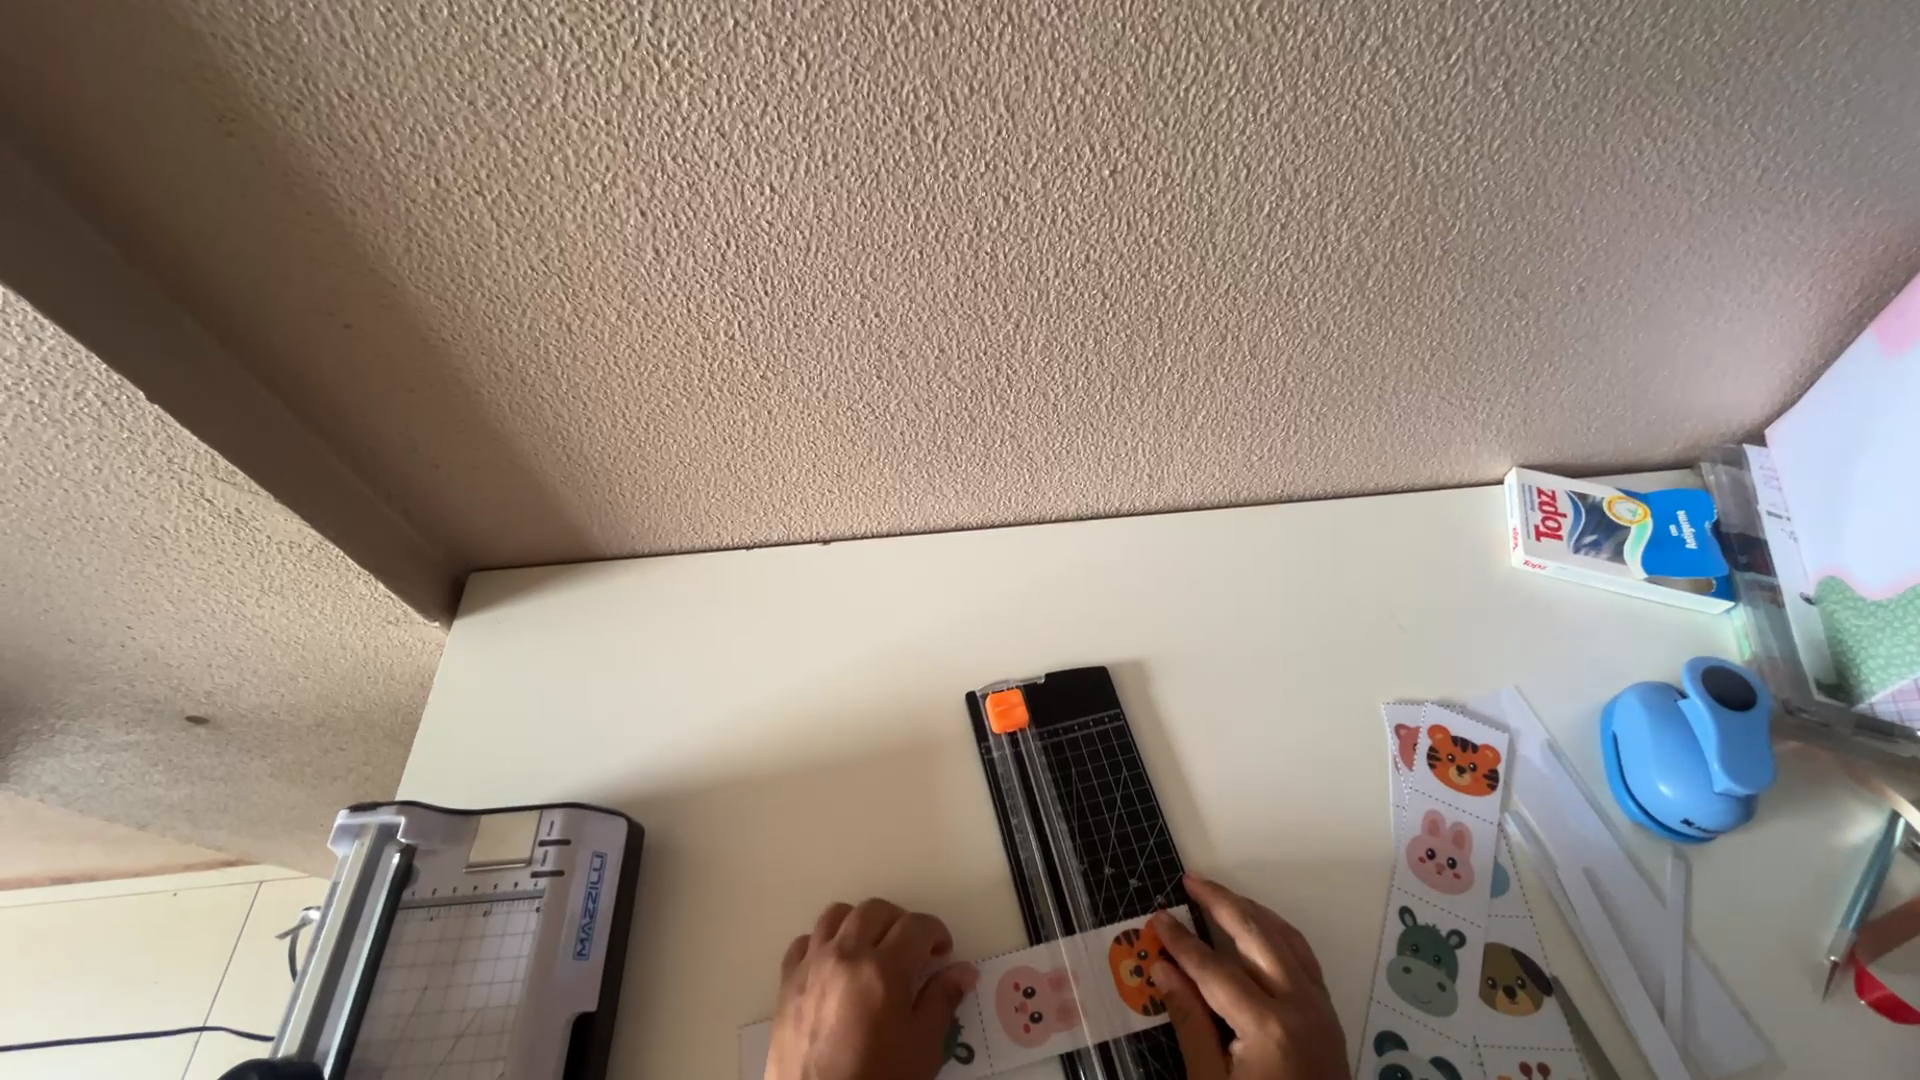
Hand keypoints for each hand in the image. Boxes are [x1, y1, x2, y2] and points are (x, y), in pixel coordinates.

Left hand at [766, 898, 978, 1079]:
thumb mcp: (922, 1049)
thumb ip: (942, 1001)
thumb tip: (964, 971)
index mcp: (883, 969)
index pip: (916, 926)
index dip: (936, 932)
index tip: (942, 952)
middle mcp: (845, 954)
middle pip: (875, 910)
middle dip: (900, 922)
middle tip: (912, 950)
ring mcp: (812, 965)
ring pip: (836, 915)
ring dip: (860, 923)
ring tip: (872, 948)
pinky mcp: (787, 982)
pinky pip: (804, 942)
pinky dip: (822, 943)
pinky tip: (835, 966)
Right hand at [1150, 873, 1347, 1079]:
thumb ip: (1189, 1023)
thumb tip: (1163, 967)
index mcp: (1268, 1028)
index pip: (1213, 968)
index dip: (1181, 941)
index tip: (1157, 918)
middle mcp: (1301, 1009)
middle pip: (1257, 936)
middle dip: (1221, 903)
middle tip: (1190, 880)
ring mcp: (1321, 1013)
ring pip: (1287, 941)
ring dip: (1252, 912)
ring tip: (1220, 894)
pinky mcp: (1330, 1021)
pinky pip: (1305, 960)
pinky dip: (1279, 934)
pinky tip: (1260, 930)